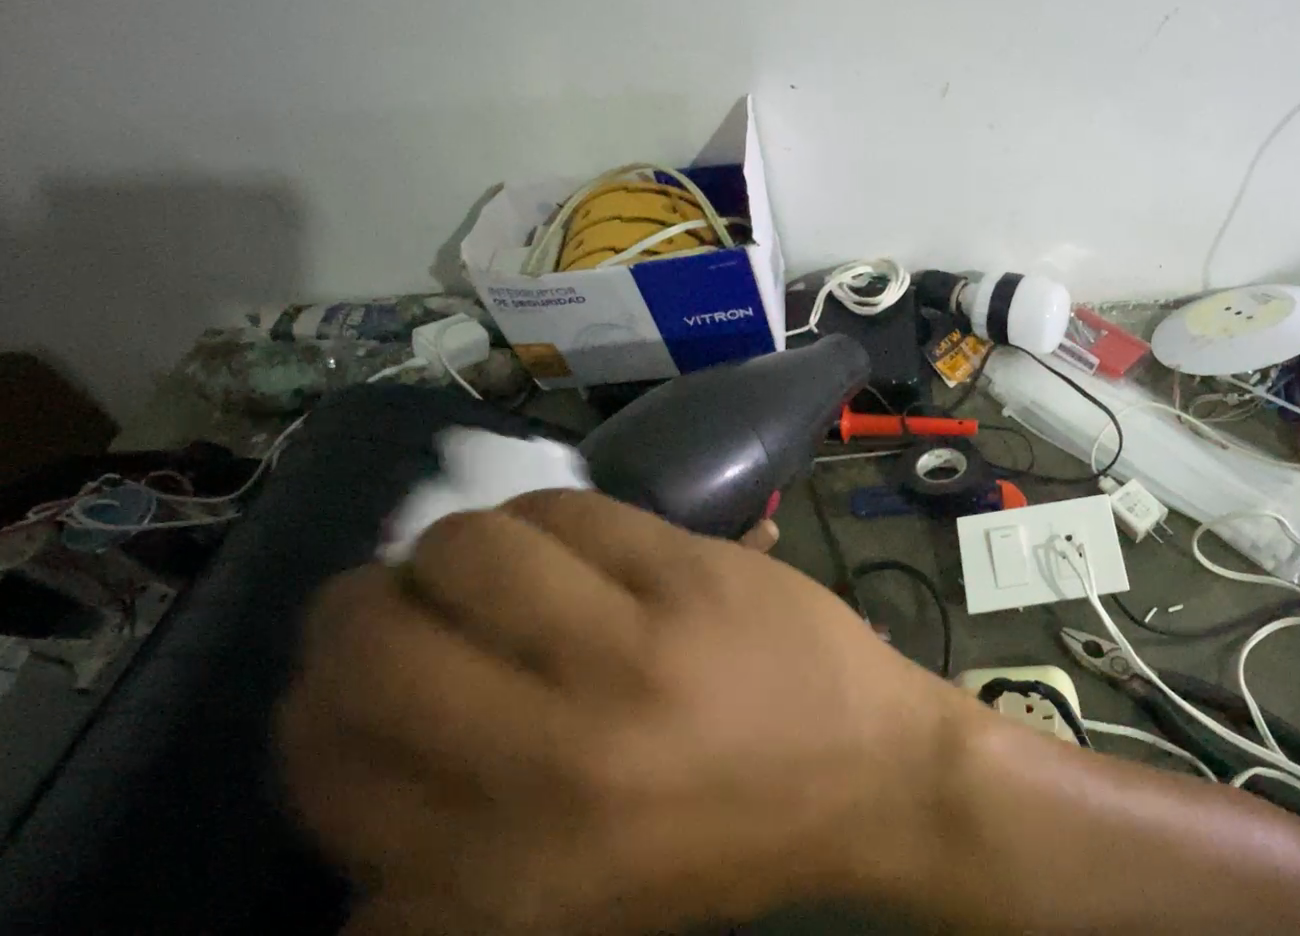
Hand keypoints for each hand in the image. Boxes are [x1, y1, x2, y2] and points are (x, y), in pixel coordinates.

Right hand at [277, 489, 969, 933]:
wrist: (877, 776)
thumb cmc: (729, 845)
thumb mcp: (573, 906)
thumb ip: (444, 879)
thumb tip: (345, 818)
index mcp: (507, 867)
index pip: (328, 770)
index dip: (315, 717)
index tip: (347, 693)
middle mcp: (553, 756)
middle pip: (368, 645)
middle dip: (354, 616)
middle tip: (395, 609)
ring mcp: (633, 648)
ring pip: (462, 550)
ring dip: (451, 553)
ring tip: (489, 572)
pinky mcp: (694, 572)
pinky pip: (567, 510)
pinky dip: (541, 518)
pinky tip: (563, 543)